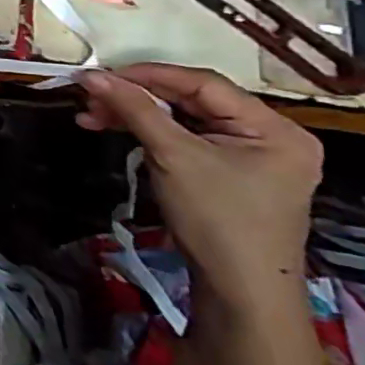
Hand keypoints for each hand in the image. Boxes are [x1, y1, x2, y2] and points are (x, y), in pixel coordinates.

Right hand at [77, 63, 322, 313]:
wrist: (238, 290)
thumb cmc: (216, 219)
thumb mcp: (173, 156)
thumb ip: (135, 110)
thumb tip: (91, 76)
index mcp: (274, 127)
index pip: (203, 84)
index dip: (148, 75)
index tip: (100, 75)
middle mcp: (270, 136)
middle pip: (193, 102)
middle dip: (137, 99)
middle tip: (90, 99)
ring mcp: (251, 157)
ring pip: (185, 121)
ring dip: (138, 117)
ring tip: (92, 118)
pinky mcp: (230, 174)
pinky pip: (187, 142)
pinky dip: (152, 136)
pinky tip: (120, 133)